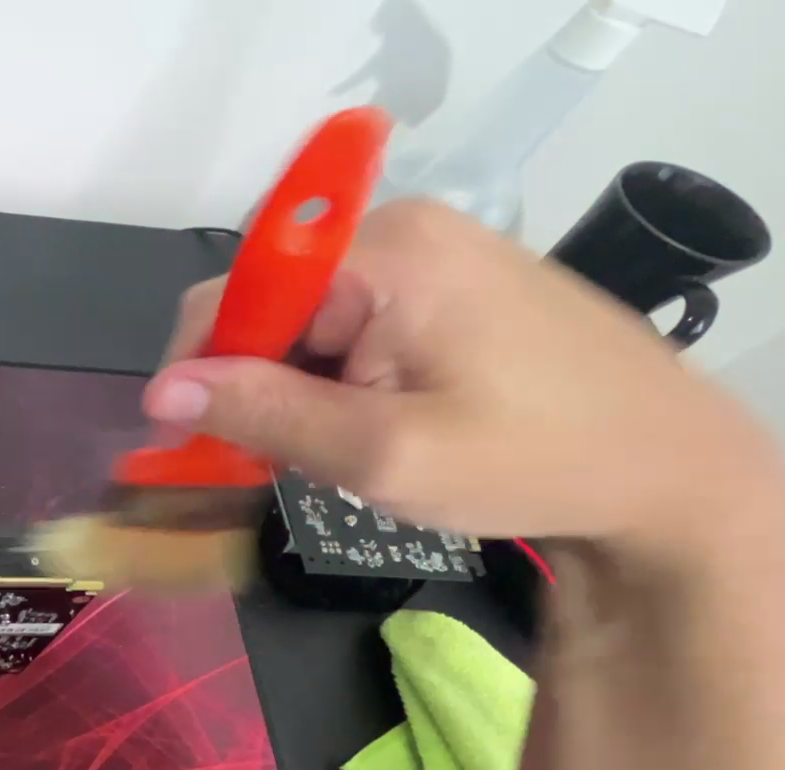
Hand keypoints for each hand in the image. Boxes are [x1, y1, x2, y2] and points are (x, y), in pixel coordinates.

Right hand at [142, 199, 780, 550]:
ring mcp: (423, 255)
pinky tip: (351, 425)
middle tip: (266, 460)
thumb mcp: (381, 451)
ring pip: (293, 323)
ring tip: (322, 450)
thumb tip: (158, 392)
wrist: (671, 475)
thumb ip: (263, 414)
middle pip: (261, 307)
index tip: (188, 442)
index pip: (232, 295)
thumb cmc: (534, 461)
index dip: (197, 369)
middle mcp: (398, 232)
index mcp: (385, 253)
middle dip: (245, 387)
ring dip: (284, 393)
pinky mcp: (437, 285)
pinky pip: (336, 328)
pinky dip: (320, 384)